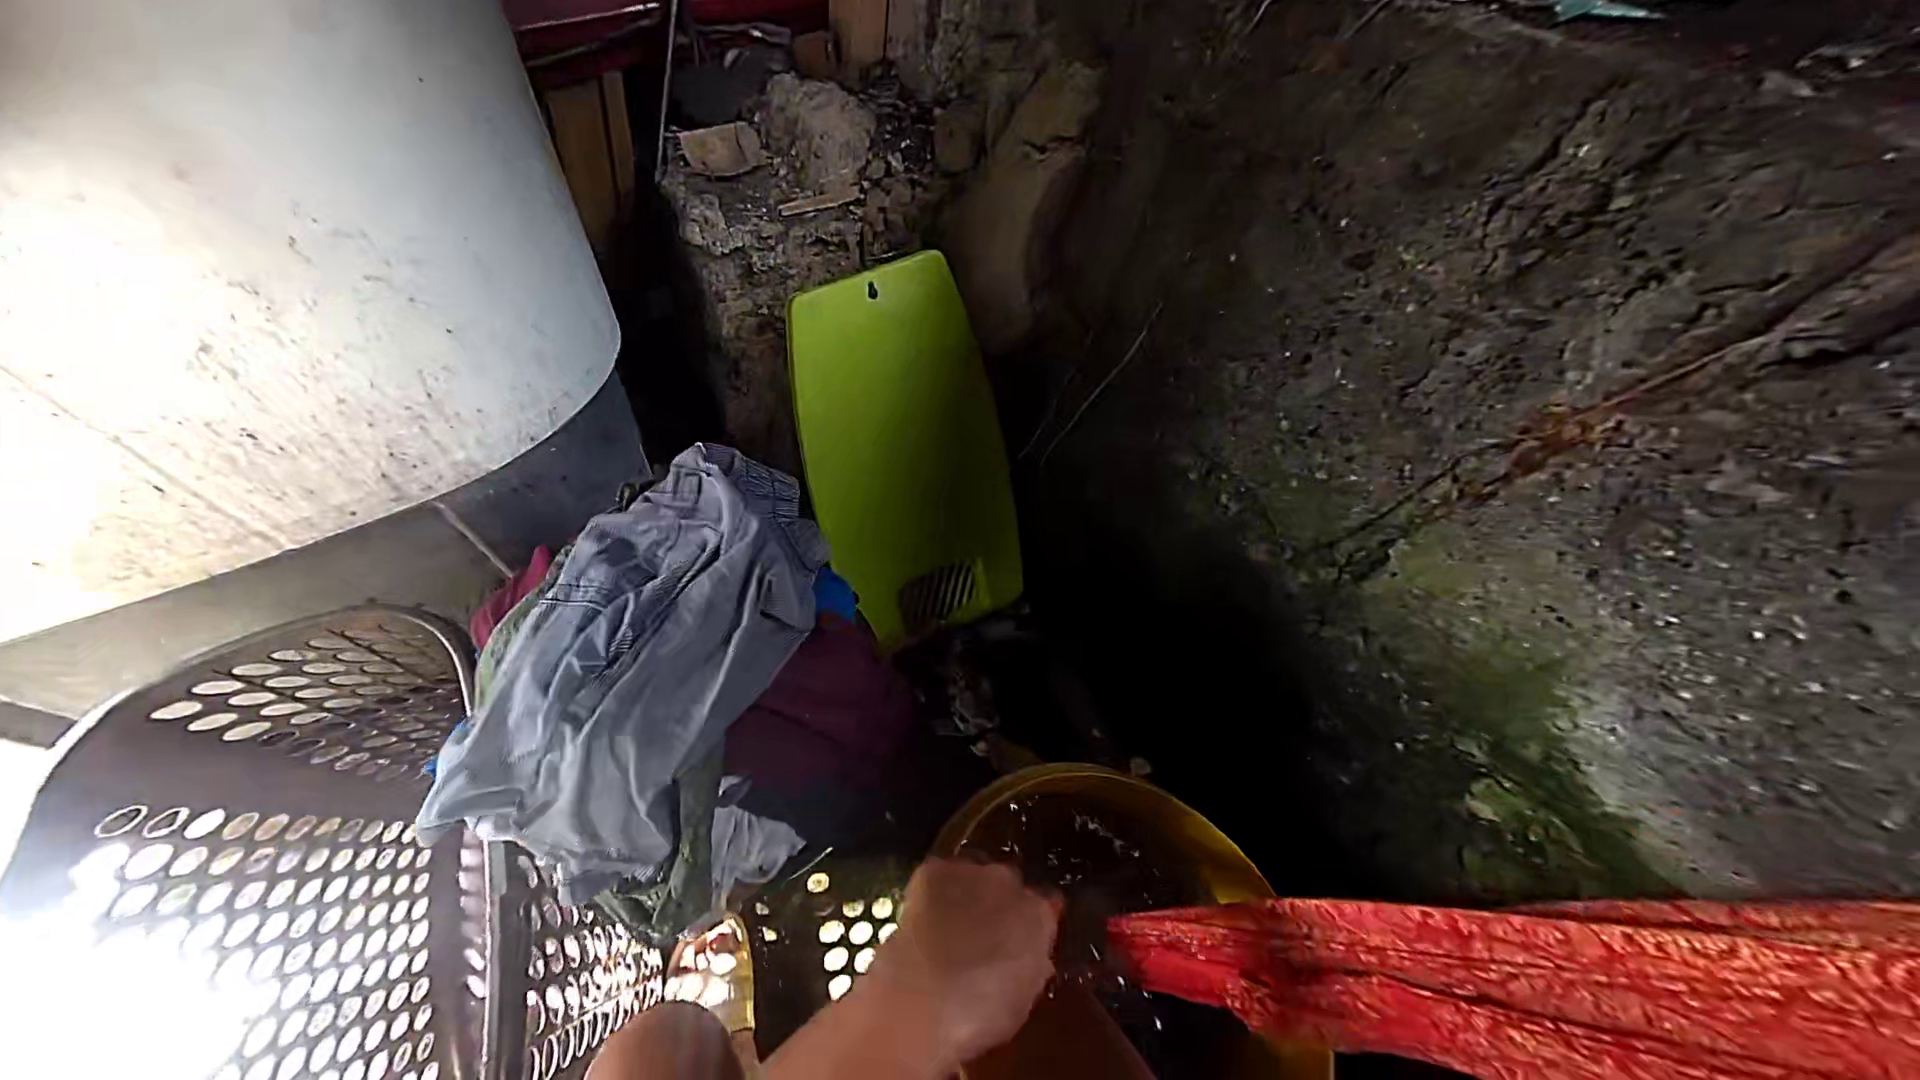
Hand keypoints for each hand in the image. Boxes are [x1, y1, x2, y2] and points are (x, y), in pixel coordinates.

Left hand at [864, 858, 1062, 1068]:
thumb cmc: (982, 1015)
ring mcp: (971, 870)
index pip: (1045, 903)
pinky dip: (934, 890)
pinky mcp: (934, 870)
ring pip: (973, 873)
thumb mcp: (1023, 995)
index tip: (1020, 936)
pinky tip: (926, 916)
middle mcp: (1009, 881)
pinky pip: (939, 873)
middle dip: (997, 901)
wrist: (927, 1001)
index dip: (1031, 919)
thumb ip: (1032, 959)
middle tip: (981, 932)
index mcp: (1038, 914)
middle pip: (1007, 881)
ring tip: (949, 924)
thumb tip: (1030, 948)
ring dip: (967, 891)